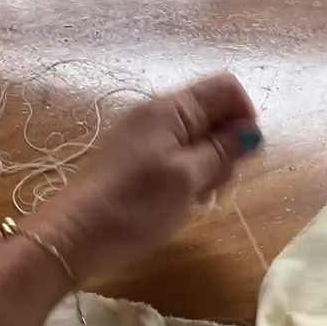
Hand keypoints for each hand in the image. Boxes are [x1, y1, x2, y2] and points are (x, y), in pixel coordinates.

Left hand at [26, 73, 260, 281]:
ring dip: (211, 166)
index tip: (246, 156)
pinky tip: (183, 202)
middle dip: (229, 146)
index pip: (226, 88)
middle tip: (218, 184)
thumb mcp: (188, 179)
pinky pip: (178, 157)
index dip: (246, 117)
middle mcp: (158, 114)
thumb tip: (252, 130)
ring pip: (198, 139)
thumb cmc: (134, 206)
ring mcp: (145, 137)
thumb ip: (223, 150)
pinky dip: (191, 176)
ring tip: (199, 199)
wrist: (74, 237)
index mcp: (171, 108)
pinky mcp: (137, 160)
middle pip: (213, 114)